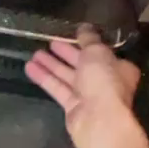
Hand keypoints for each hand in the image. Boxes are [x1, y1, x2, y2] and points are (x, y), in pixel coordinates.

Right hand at [24, 25, 143, 147]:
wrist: (99, 120)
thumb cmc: (104, 81)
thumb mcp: (97, 52)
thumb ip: (89, 38)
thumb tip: (84, 27)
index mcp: (119, 68)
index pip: (102, 52)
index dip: (87, 43)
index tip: (72, 34)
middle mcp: (106, 82)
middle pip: (83, 64)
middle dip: (66, 53)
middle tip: (49, 42)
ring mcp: (89, 96)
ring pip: (68, 76)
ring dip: (52, 65)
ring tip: (34, 53)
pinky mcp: (73, 108)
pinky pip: (58, 89)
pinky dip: (45, 78)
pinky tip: (30, 68)